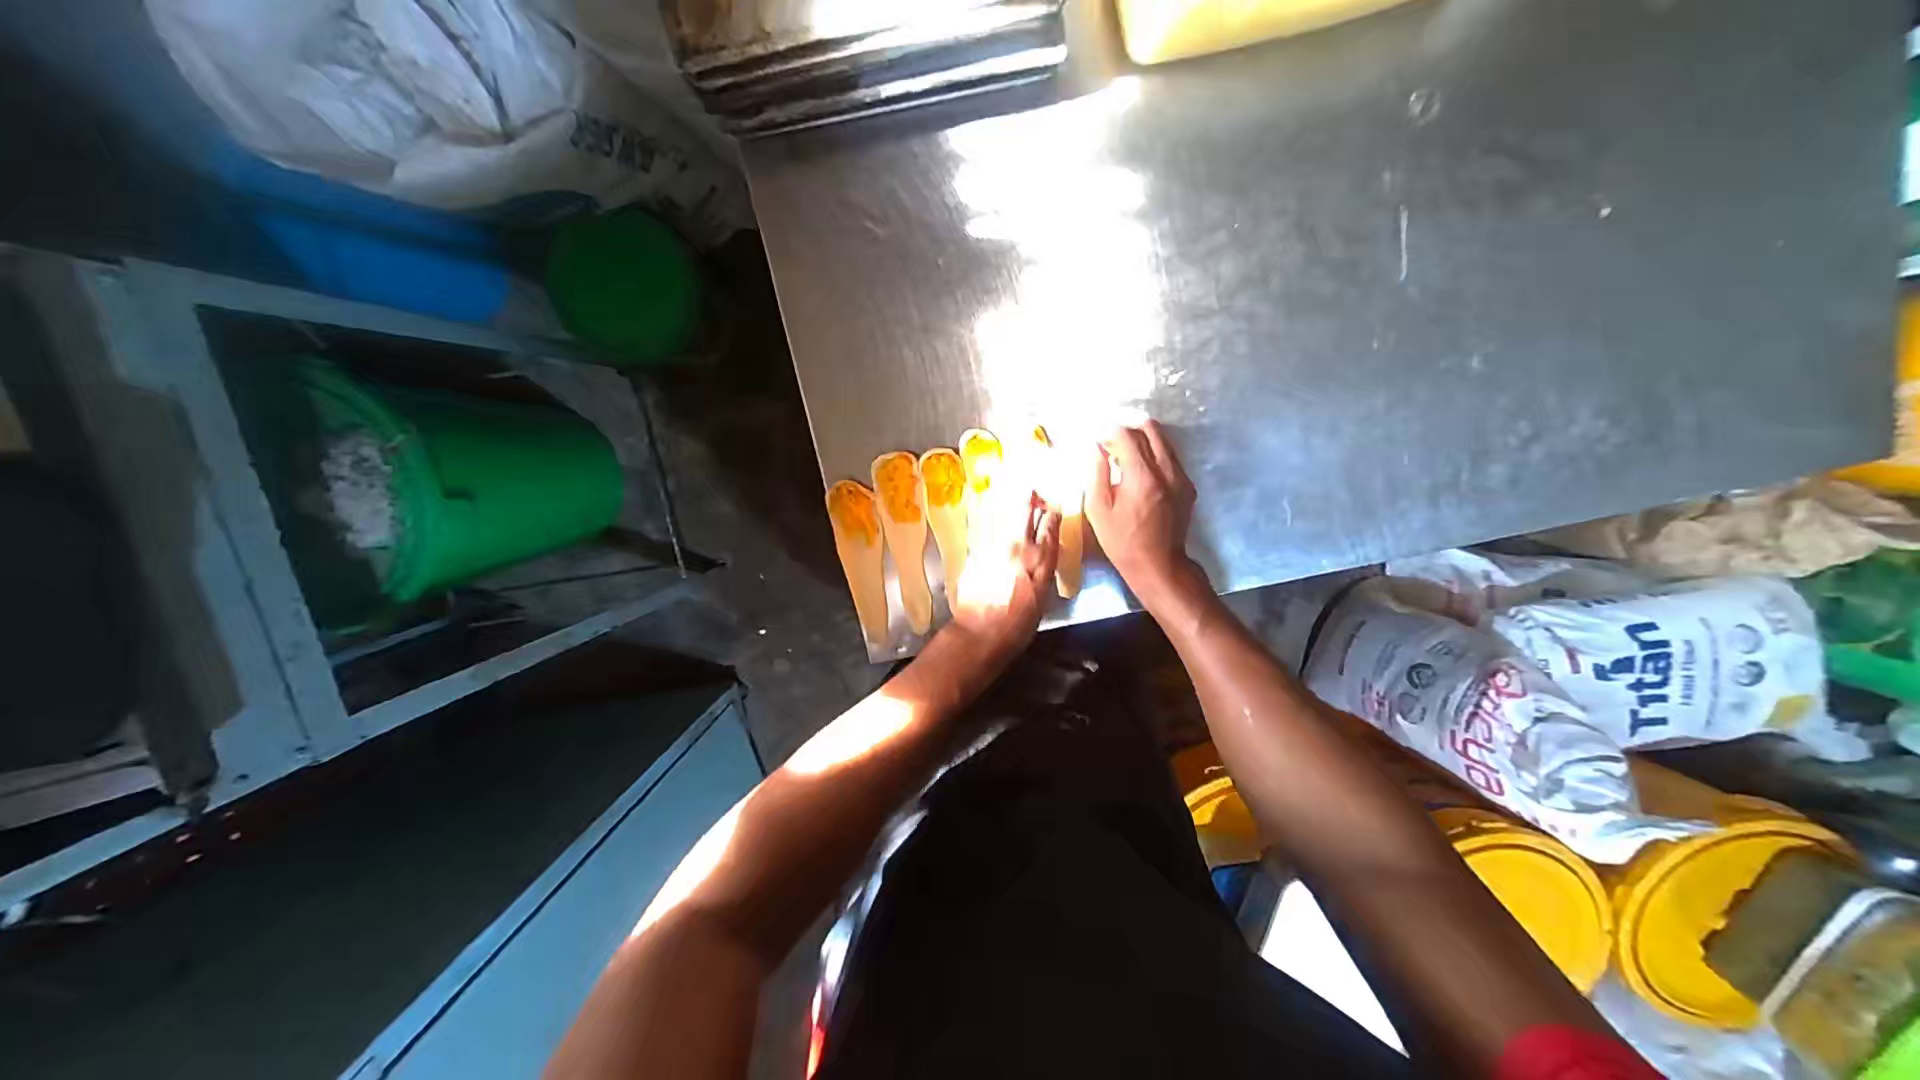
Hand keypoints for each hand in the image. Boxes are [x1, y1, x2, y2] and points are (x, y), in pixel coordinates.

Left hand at [948, 483, 1060, 663]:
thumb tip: (1045, 557)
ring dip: (1008, 503)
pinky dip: (988, 518)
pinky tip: (989, 514)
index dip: (1053, 513)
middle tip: (1031, 492)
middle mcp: (1019, 546)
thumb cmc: (1016, 625)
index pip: (1051, 524)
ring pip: (1002, 512)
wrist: (981, 633)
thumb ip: (1044, 571)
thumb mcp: (1042, 598)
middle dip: (1029, 497)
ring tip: (1010, 495)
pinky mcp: (974, 551)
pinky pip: (984, 527)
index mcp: (1042, 559)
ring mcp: (994, 545)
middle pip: (1025, 508)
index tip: (1053, 508)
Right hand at [1085, 420, 1197, 604]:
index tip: (1098, 434)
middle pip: (1150, 430)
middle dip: (1130, 427)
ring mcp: (1181, 477)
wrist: (1159, 565)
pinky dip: (1156, 454)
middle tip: (1113, 437)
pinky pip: (1171, 458)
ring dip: (1144, 438)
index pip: (1127, 435)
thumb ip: (1097, 472)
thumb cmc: (1122, 540)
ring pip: (1164, 441)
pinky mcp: (1188, 487)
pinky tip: (1142, 468)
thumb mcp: (1098, 508)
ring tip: (1126, 449)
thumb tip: (1097, 446)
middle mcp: (1166, 470)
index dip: (1110, 430)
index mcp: (1141, 475)